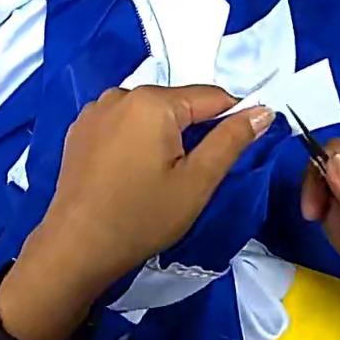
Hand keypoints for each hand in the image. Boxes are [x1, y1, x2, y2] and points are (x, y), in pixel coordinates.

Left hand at [0, 86, 273, 339]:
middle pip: (177, 102)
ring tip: (158, 174)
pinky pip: (121, 121)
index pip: (211, 96)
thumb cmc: (142, 217)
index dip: (233, 117)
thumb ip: (231, 140)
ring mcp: (96, 109)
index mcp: (154, 102)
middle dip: (194, 128)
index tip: (238, 147)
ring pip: (148, 111)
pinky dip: (134, 136)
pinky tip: (130, 169)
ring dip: (163, 132)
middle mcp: (122, 93)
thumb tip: (262, 110)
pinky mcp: (80, 127)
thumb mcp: (196, 182)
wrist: (76, 246)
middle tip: (193, 173)